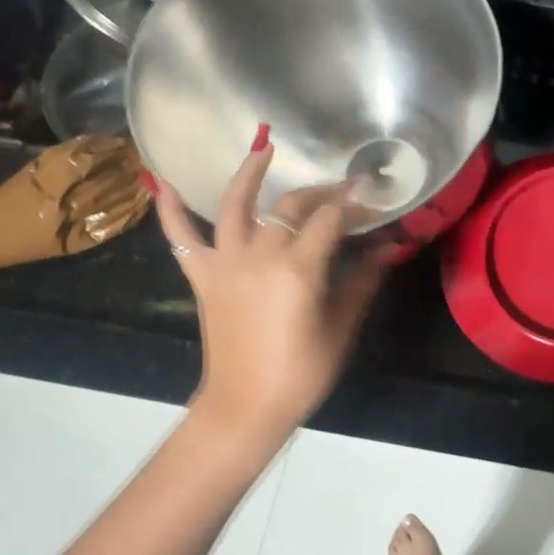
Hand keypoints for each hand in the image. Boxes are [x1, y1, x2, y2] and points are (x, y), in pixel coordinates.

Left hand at [151, 129, 381, 446]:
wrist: (245, 406)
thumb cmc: (302, 371)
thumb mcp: (341, 326)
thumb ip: (362, 280)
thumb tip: (389, 248)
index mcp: (298, 269)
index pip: (330, 220)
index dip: (354, 208)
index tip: (374, 204)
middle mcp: (259, 255)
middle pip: (290, 208)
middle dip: (320, 193)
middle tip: (343, 190)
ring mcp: (225, 263)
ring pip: (235, 206)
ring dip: (249, 174)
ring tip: (263, 149)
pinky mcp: (203, 277)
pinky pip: (181, 237)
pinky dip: (170, 209)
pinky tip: (164, 183)